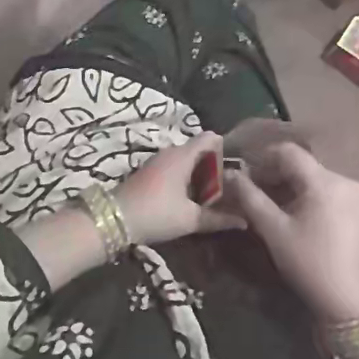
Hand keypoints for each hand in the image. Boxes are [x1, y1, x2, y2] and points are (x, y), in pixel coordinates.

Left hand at [115, 133, 247, 244]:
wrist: (114, 219)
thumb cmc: (157, 213)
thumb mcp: (190, 218)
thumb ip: (218, 218)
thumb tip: (244, 221)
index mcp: (183, 155)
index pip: (210, 138)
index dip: (226, 148)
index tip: (240, 165)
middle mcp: (171, 152)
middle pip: (199, 150)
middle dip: (216, 166)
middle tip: (233, 184)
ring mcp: (158, 162)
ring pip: (186, 161)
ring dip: (201, 174)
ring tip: (217, 193)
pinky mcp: (149, 173)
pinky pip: (175, 169)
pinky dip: (187, 179)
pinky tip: (193, 197)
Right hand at [223, 143, 358, 323]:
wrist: (355, 302)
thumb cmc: (311, 265)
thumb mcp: (274, 231)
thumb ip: (250, 198)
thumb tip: (230, 175)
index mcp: (323, 181)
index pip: (287, 151)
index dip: (261, 159)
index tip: (242, 176)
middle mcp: (342, 180)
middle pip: (300, 164)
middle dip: (271, 174)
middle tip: (249, 194)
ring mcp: (352, 194)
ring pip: (310, 178)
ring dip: (285, 186)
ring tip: (265, 208)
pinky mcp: (355, 209)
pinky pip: (322, 191)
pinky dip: (302, 196)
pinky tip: (289, 216)